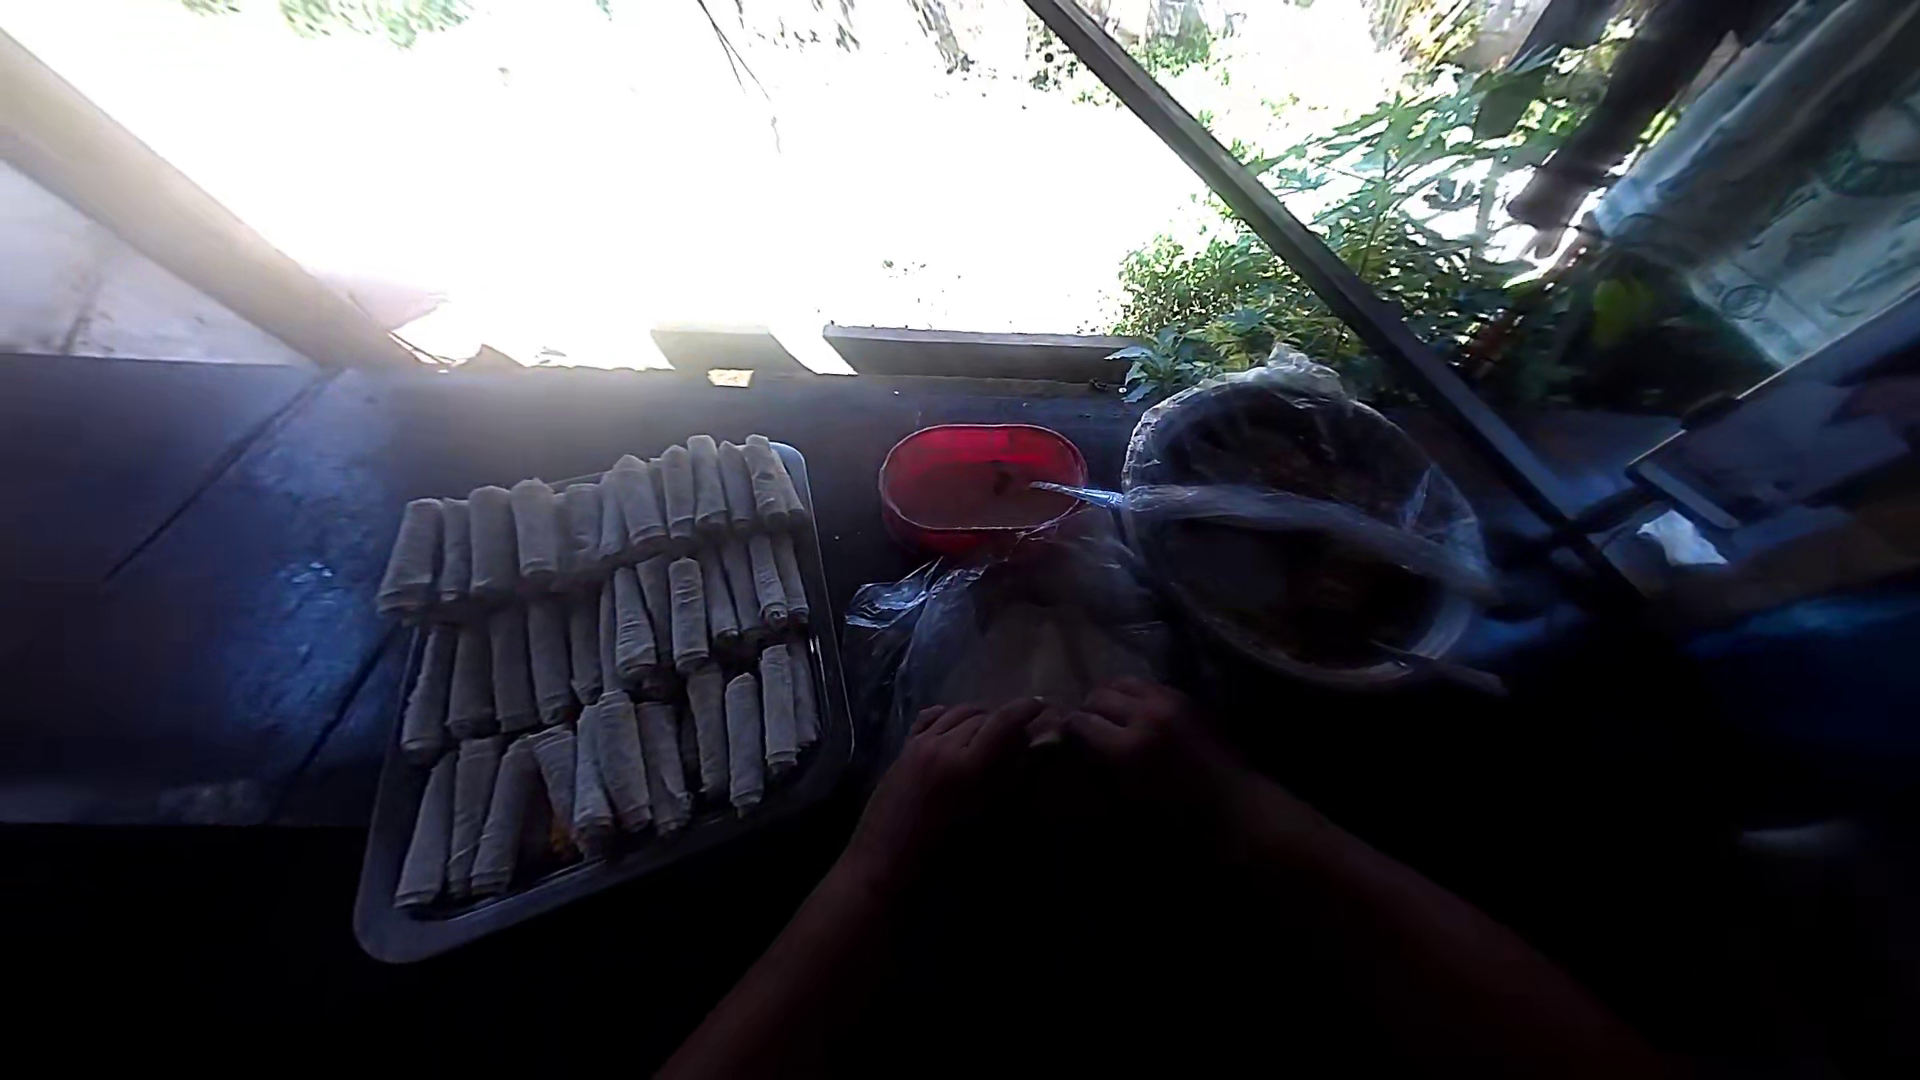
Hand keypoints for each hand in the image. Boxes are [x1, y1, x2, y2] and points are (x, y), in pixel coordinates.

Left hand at [844, 697, 1043, 881]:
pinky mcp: (905, 748)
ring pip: (957, 713)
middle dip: (1004, 720)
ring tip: (989, 730)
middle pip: (983, 716)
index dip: (1026, 709)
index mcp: (968, 766)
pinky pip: (931, 718)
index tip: (1041, 705)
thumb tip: (1028, 754)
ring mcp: (921, 743)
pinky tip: (956, 724)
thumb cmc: (942, 857)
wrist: (885, 864)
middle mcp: (944, 745)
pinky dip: (949, 716)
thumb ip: (1008, 784)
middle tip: (1018, 733)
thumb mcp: (985, 824)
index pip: (1004, 722)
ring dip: (979, 717)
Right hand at [1064, 678, 1317, 845]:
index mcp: (1129, 748)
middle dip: (1087, 708)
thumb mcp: (1132, 804)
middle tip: (1086, 725)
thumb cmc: (1185, 824)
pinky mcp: (1188, 699)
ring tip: (1111, 714)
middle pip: (1098, 695)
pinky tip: (1140, 713)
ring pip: (1123, 682)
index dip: (1068, 727)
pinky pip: (1150, 685)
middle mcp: (1146, 715)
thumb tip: (1076, 749)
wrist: (1244, 811)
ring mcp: (1170, 702)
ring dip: (1111, 696)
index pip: (1080, 721)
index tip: (1064, 734)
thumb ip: (1101, 771)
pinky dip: (1137, 695)